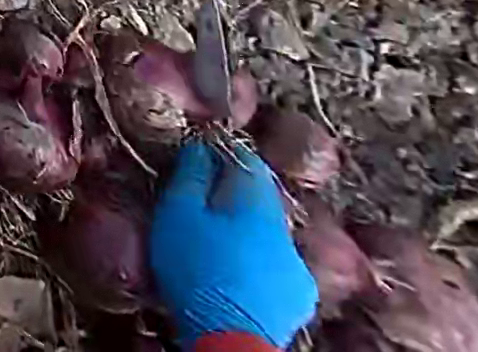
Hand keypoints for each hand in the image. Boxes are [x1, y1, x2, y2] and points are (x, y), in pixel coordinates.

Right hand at [150, 142, 317, 347]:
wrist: (229, 342)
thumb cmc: (197, 270)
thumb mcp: (178, 213)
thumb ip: (189, 175)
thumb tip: (199, 147)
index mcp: (257, 202)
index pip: (246, 157)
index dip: (221, 150)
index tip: (198, 151)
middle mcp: (285, 229)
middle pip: (259, 193)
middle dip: (231, 187)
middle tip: (200, 191)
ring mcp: (297, 265)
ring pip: (267, 226)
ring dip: (243, 221)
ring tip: (214, 229)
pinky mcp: (299, 296)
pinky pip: (275, 258)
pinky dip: (255, 252)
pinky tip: (234, 262)